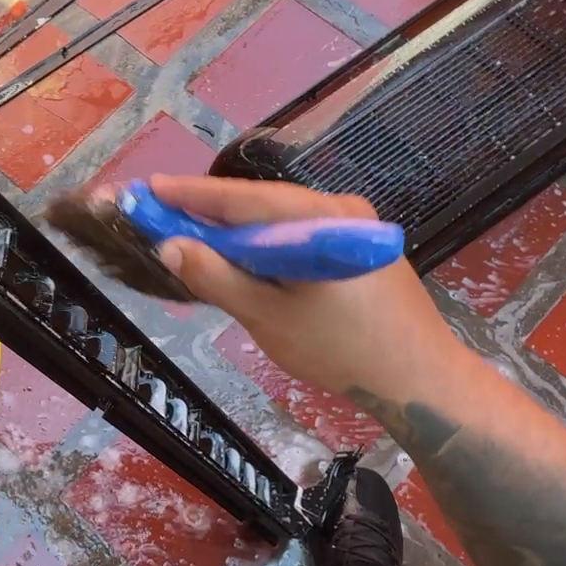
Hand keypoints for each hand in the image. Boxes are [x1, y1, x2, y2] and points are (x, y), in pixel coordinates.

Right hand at [146, 176, 462, 399]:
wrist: (417, 377)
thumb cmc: (340, 348)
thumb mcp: (267, 316)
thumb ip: (216, 278)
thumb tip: (170, 247)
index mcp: (316, 219)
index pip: (238, 199)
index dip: (188, 194)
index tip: (147, 189)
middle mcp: (336, 207)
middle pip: (257, 202)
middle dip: (205, 208)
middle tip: (159, 214)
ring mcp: (349, 223)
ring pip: (274, 217)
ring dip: (231, 227)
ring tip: (189, 234)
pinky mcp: (353, 244)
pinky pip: (292, 230)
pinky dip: (258, 239)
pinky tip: (237, 254)